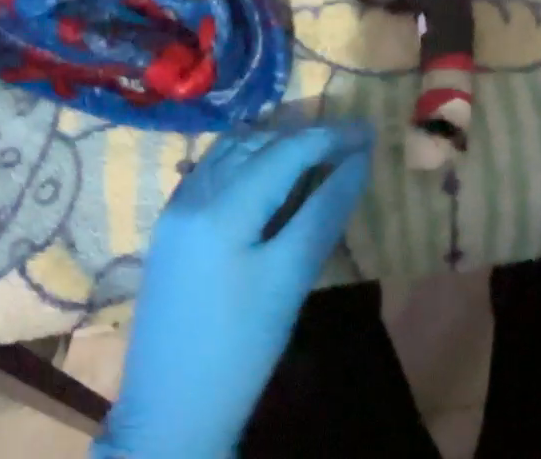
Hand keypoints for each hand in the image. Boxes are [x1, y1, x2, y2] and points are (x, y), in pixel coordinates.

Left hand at [97, 121, 374, 458]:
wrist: (171, 409)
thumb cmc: (242, 347)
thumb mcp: (291, 277)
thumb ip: (326, 210)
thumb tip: (360, 160)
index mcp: (222, 207)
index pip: (287, 150)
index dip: (332, 136)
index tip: (370, 130)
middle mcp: (194, 193)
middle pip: (258, 143)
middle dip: (307, 136)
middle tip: (350, 142)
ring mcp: (176, 208)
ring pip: (231, 151)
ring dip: (275, 144)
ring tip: (316, 153)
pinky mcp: (170, 225)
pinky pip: (211, 170)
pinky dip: (246, 160)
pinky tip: (270, 175)